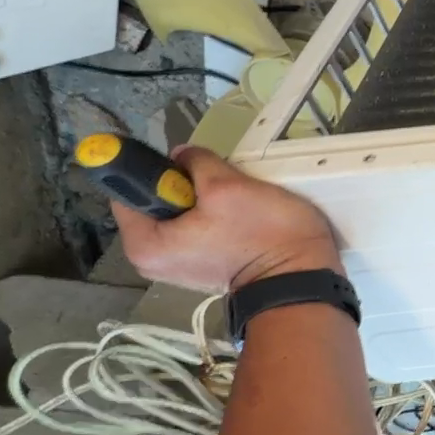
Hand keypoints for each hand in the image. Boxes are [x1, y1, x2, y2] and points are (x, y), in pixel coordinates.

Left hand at [111, 147, 342, 293]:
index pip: (130, 192)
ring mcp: (179, 268)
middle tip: (225, 190)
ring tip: (239, 207)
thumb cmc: (263, 235)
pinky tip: (243, 222)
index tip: (193, 169)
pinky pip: (199, 234)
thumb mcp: (230, 186)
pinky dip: (217, 223)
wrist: (304, 279)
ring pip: (182, 218)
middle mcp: (151, 260)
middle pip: (158, 206)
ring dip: (207, 206)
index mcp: (143, 244)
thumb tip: (181, 156)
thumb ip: (198, 163)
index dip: (159, 171)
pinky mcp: (205, 269)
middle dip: (189, 190)